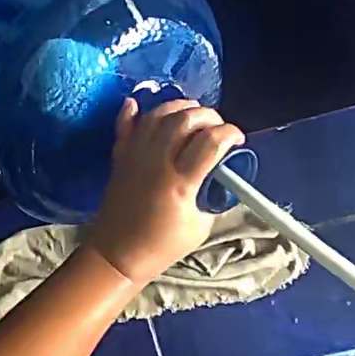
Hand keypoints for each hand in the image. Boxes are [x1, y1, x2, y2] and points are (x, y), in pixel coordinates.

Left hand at [81, 97, 243, 286]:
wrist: (117, 253)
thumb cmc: (162, 245)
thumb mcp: (201, 225)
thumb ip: (211, 195)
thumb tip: (219, 175)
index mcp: (180, 182)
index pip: (210, 142)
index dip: (229, 133)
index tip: (237, 138)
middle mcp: (156, 162)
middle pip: (184, 121)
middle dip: (207, 115)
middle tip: (217, 124)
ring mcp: (134, 156)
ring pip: (156, 117)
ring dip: (177, 107)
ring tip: (192, 110)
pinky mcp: (119, 158)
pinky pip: (123, 127)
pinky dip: (130, 112)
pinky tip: (138, 102)